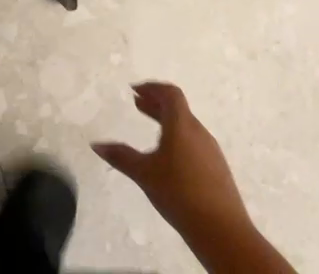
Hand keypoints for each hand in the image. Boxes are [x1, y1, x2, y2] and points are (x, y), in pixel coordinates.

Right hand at [92, 82, 249, 232]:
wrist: (221, 229)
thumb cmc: (179, 193)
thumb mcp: (144, 173)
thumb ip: (121, 156)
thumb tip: (96, 144)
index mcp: (182, 125)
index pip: (170, 94)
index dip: (152, 88)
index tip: (135, 91)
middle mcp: (199, 132)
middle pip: (178, 108)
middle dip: (156, 104)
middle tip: (137, 104)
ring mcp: (211, 150)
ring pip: (187, 126)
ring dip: (167, 122)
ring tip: (151, 130)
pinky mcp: (217, 168)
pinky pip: (194, 142)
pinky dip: (178, 138)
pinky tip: (169, 158)